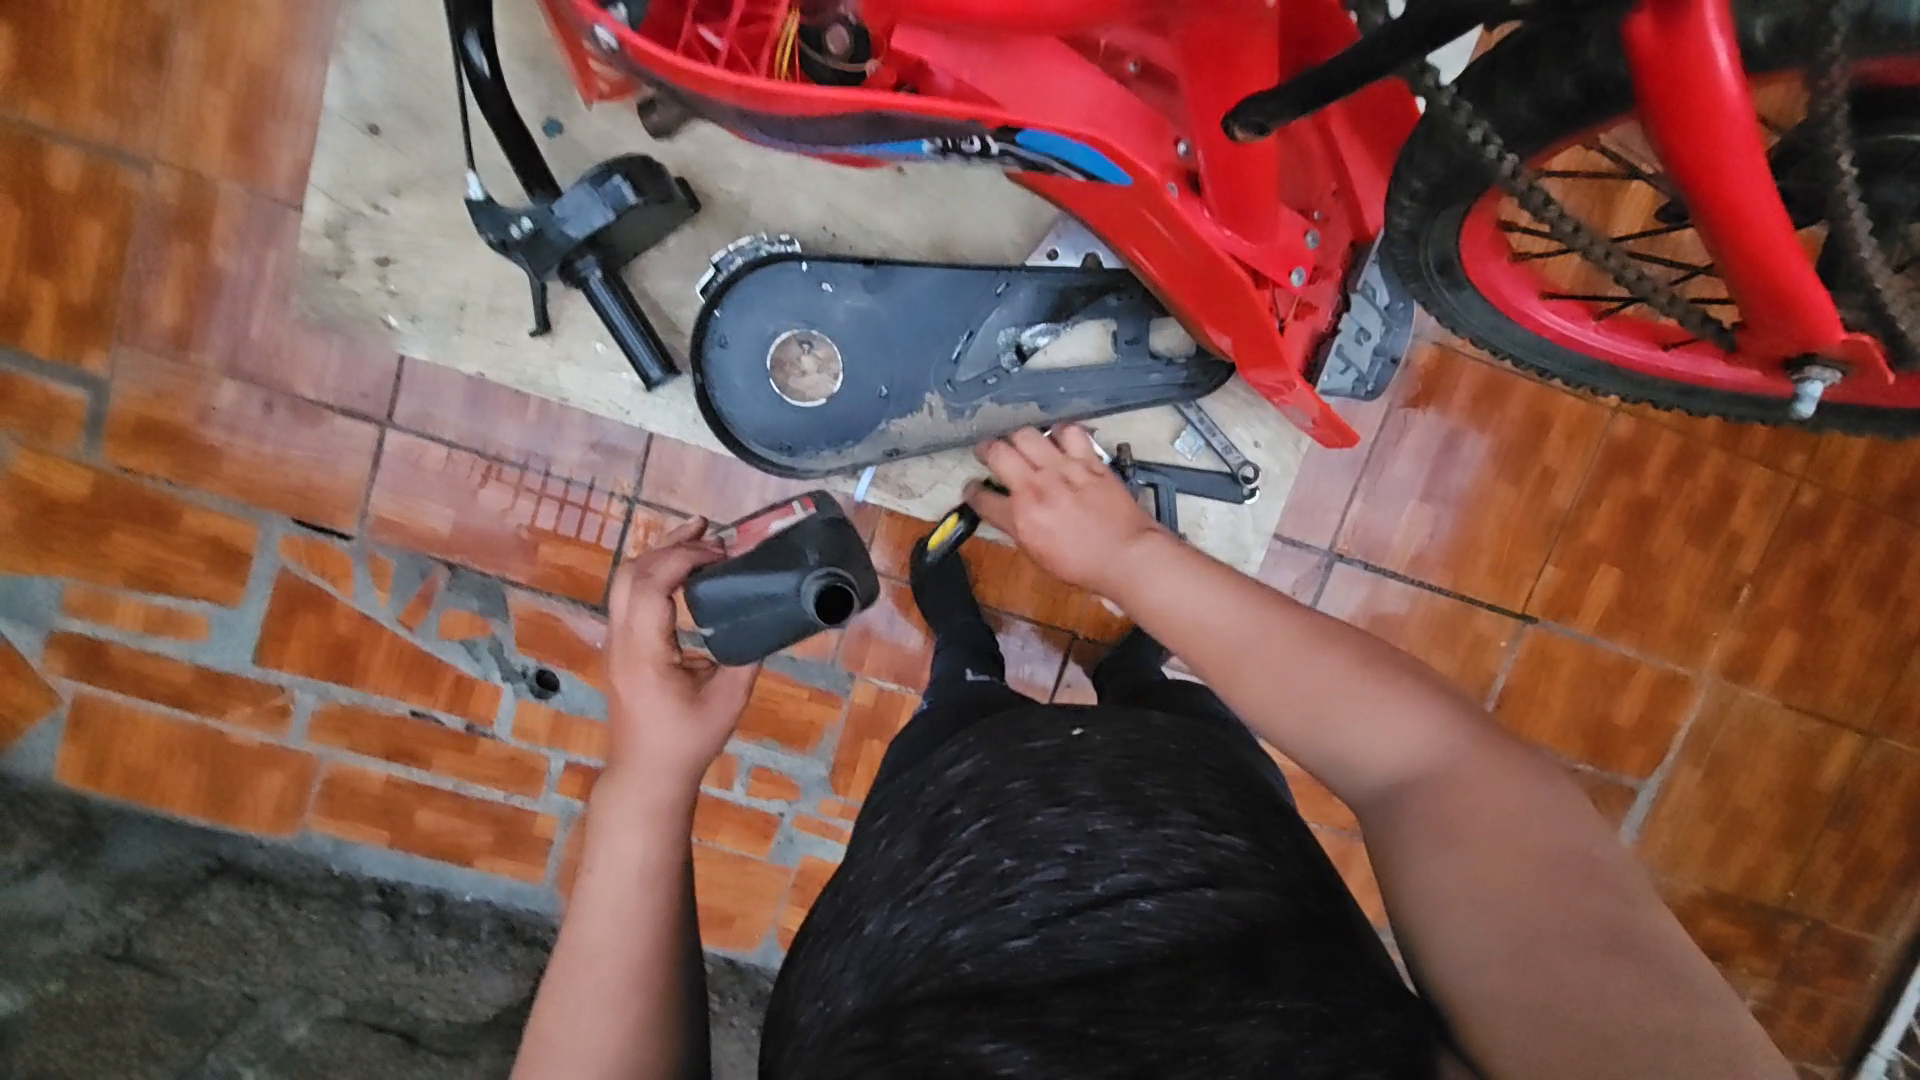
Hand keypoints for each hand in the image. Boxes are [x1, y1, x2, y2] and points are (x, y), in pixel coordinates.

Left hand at [603, 518, 757, 794]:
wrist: (647, 773)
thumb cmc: (689, 739)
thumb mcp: (729, 697)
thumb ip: (747, 652)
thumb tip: (767, 615)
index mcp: (644, 652)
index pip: (652, 585)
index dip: (683, 557)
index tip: (721, 552)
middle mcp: (621, 640)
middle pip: (630, 573)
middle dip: (670, 545)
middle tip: (711, 533)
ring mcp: (614, 643)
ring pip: (624, 581)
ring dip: (659, 554)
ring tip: (697, 536)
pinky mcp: (620, 647)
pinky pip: (629, 596)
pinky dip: (655, 573)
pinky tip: (683, 571)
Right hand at [965, 425, 1167, 597]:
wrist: (1125, 555)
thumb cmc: (1081, 565)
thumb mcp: (1037, 555)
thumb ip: (1018, 528)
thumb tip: (1008, 513)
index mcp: (1019, 517)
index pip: (981, 497)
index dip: (971, 491)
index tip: (972, 489)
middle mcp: (1035, 487)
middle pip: (998, 452)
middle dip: (986, 449)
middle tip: (988, 451)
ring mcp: (1063, 469)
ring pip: (1027, 434)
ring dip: (1018, 437)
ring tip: (1020, 442)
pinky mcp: (1088, 461)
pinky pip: (1069, 432)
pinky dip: (1060, 433)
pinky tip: (1059, 439)